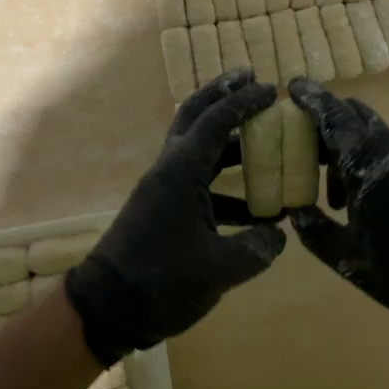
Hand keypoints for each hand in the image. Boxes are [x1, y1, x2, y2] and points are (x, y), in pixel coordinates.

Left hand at [64, 69, 287, 365]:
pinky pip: (199, 182)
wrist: (109, 307)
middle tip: (251, 80)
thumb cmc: (161, 279)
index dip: (244, 102)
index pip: (216, 120)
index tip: (270, 89)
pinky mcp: (163, 209)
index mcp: (181, 169)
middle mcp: (171, 167)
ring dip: (228, 141)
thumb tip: (279, 235)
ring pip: (198, 148)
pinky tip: (255, 209)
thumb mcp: (218, 268)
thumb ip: (255, 248)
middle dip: (222, 95)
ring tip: (263, 140)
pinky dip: (226, 185)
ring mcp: (164, 187)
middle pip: (195, 115)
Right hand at [287, 79, 388, 335]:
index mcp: (368, 165)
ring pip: (374, 132)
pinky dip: (374, 157)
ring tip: (339, 196)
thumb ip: (315, 229)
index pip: (333, 117)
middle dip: (328, 123)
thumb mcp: (347, 259)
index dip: (311, 99)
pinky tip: (372, 196)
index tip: (292, 87)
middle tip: (309, 150)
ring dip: (351, 147)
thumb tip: (296, 210)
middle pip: (354, 115)